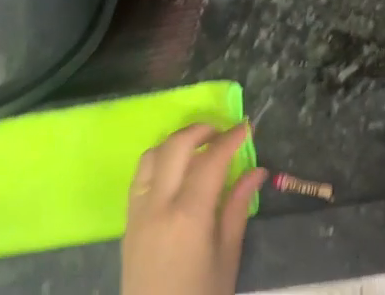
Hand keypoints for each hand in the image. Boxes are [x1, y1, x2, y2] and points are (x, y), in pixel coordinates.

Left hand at [121, 123, 266, 294]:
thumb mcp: (227, 257)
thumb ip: (238, 208)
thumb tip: (257, 171)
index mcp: (189, 216)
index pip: (211, 161)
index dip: (230, 139)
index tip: (246, 128)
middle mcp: (158, 206)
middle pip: (176, 146)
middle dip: (200, 130)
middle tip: (222, 132)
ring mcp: (138, 212)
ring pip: (152, 155)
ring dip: (176, 142)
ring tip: (199, 147)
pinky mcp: (128, 221)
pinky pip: (140, 176)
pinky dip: (159, 160)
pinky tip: (176, 170)